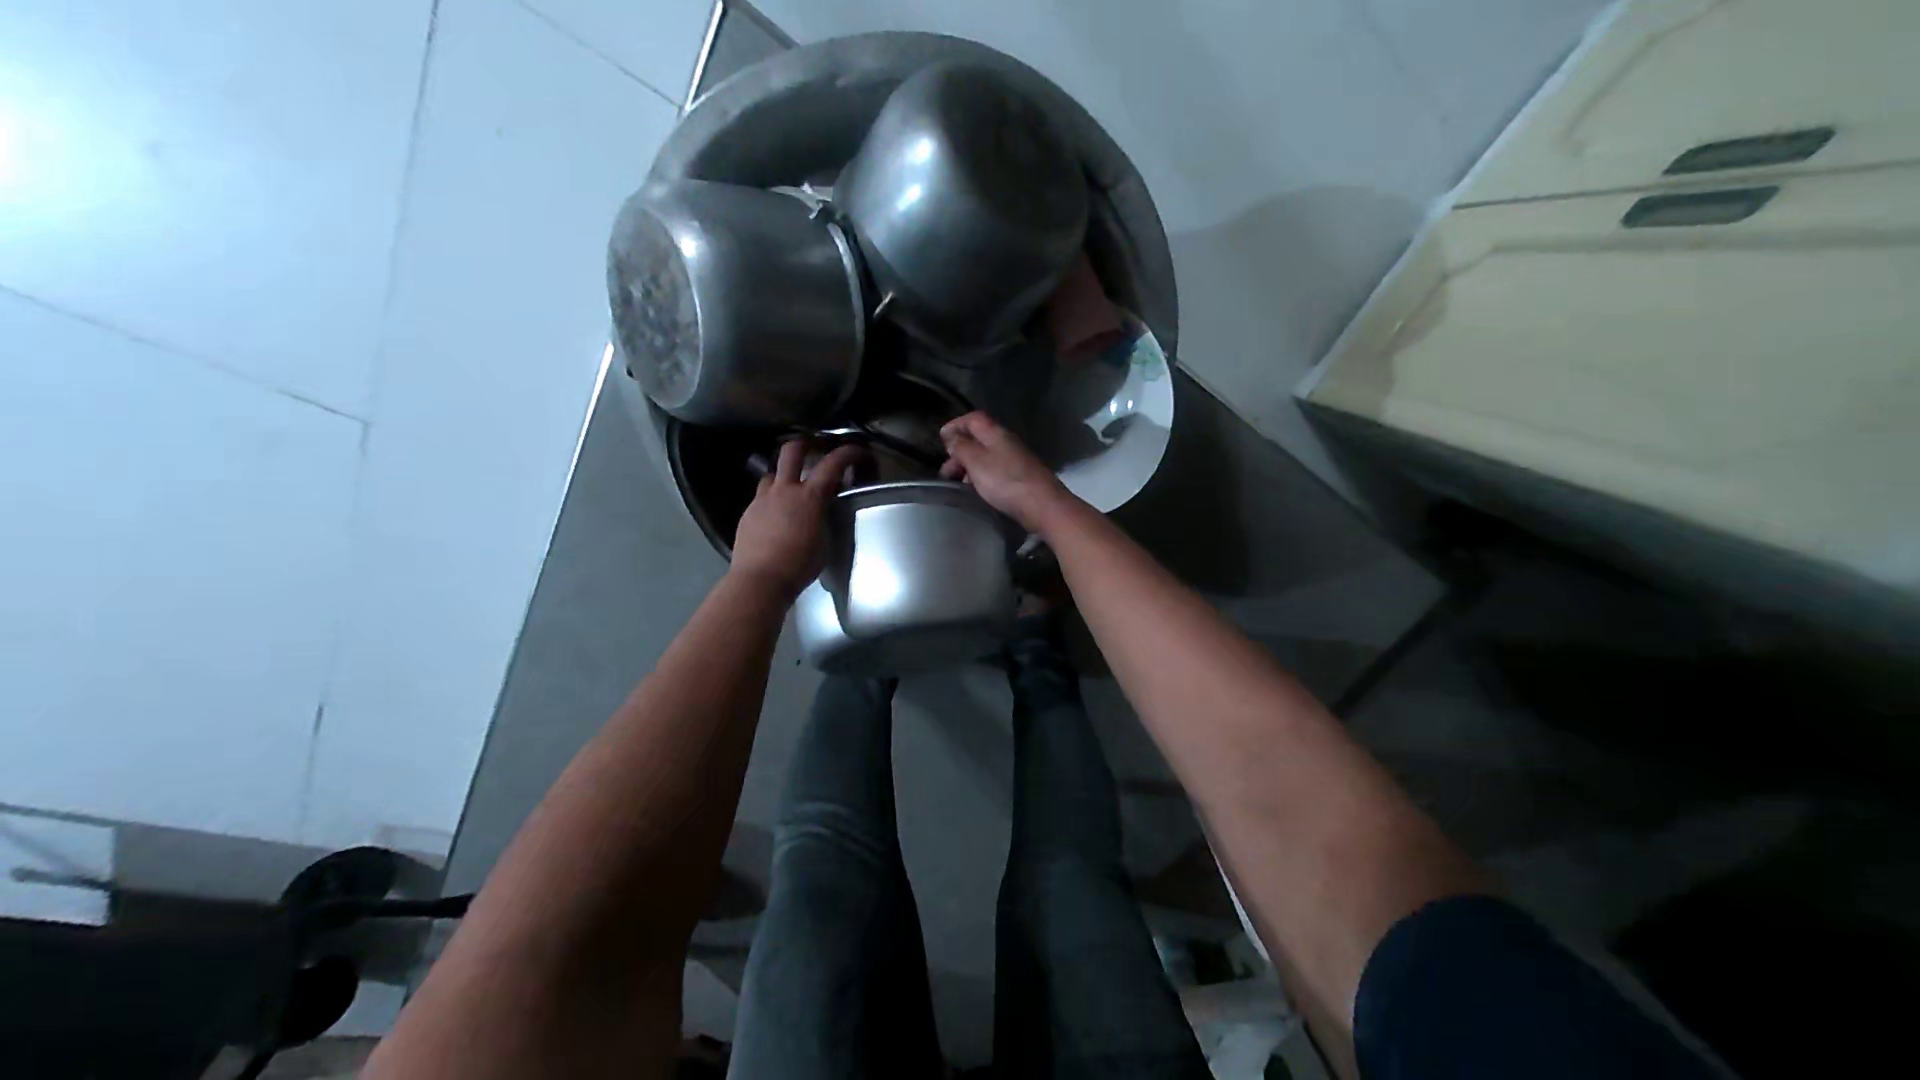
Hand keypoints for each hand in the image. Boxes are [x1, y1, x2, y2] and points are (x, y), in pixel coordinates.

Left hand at [730, 440, 862, 597]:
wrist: (760, 579)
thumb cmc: (800, 565)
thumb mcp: (825, 541)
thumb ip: (824, 518)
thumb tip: (822, 510)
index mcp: (809, 497)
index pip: (832, 464)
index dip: (848, 453)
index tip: (857, 451)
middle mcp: (784, 490)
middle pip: (791, 451)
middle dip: (805, 444)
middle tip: (814, 449)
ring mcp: (762, 500)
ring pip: (772, 474)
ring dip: (784, 475)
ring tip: (791, 489)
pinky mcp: (748, 513)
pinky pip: (761, 497)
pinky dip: (772, 500)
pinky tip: (775, 516)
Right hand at [939, 411, 1078, 531]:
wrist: (1043, 505)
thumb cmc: (1005, 481)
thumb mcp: (976, 461)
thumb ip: (961, 446)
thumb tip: (952, 436)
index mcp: (996, 433)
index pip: (973, 418)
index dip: (955, 424)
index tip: (941, 439)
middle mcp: (1007, 442)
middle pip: (978, 439)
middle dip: (959, 452)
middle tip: (946, 472)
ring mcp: (1016, 460)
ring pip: (986, 457)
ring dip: (969, 468)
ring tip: (958, 486)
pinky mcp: (1021, 477)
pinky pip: (995, 471)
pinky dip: (981, 478)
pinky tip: (977, 492)